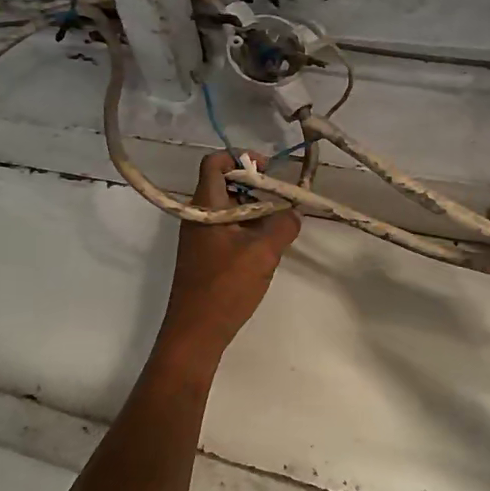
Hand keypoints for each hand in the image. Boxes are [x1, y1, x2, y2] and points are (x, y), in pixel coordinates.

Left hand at [156, 152, 300, 355]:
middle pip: (225, 184)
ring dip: (255, 210)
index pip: (214, 163)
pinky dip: (248, 229)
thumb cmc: (225, 286)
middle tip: (281, 199)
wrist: (196, 332)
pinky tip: (268, 247)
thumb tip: (293, 212)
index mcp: (205, 206)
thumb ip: (282, 226)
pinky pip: (229, 230)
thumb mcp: (262, 253)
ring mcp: (200, 237)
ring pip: (230, 209)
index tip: (268, 170)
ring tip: (280, 224)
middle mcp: (198, 216)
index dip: (240, 158)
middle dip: (255, 186)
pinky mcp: (206, 257)